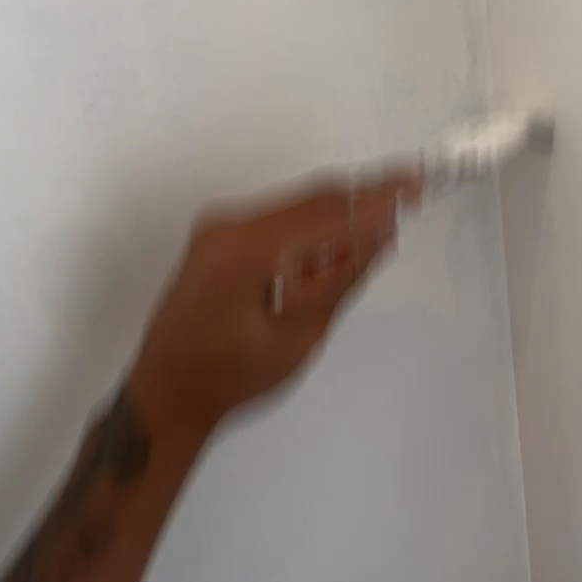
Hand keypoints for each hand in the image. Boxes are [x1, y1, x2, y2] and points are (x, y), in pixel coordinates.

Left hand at [122, 170, 420, 444]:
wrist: (164, 396)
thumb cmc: (233, 378)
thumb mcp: (302, 334)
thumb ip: (343, 277)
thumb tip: (384, 230)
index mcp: (244, 250)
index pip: (326, 210)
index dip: (376, 196)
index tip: (416, 185)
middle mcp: (229, 224)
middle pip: (314, 197)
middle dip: (366, 195)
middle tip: (413, 193)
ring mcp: (222, 226)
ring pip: (301, 203)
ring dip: (344, 209)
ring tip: (386, 219)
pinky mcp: (223, 234)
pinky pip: (284, 216)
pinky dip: (319, 222)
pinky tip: (344, 236)